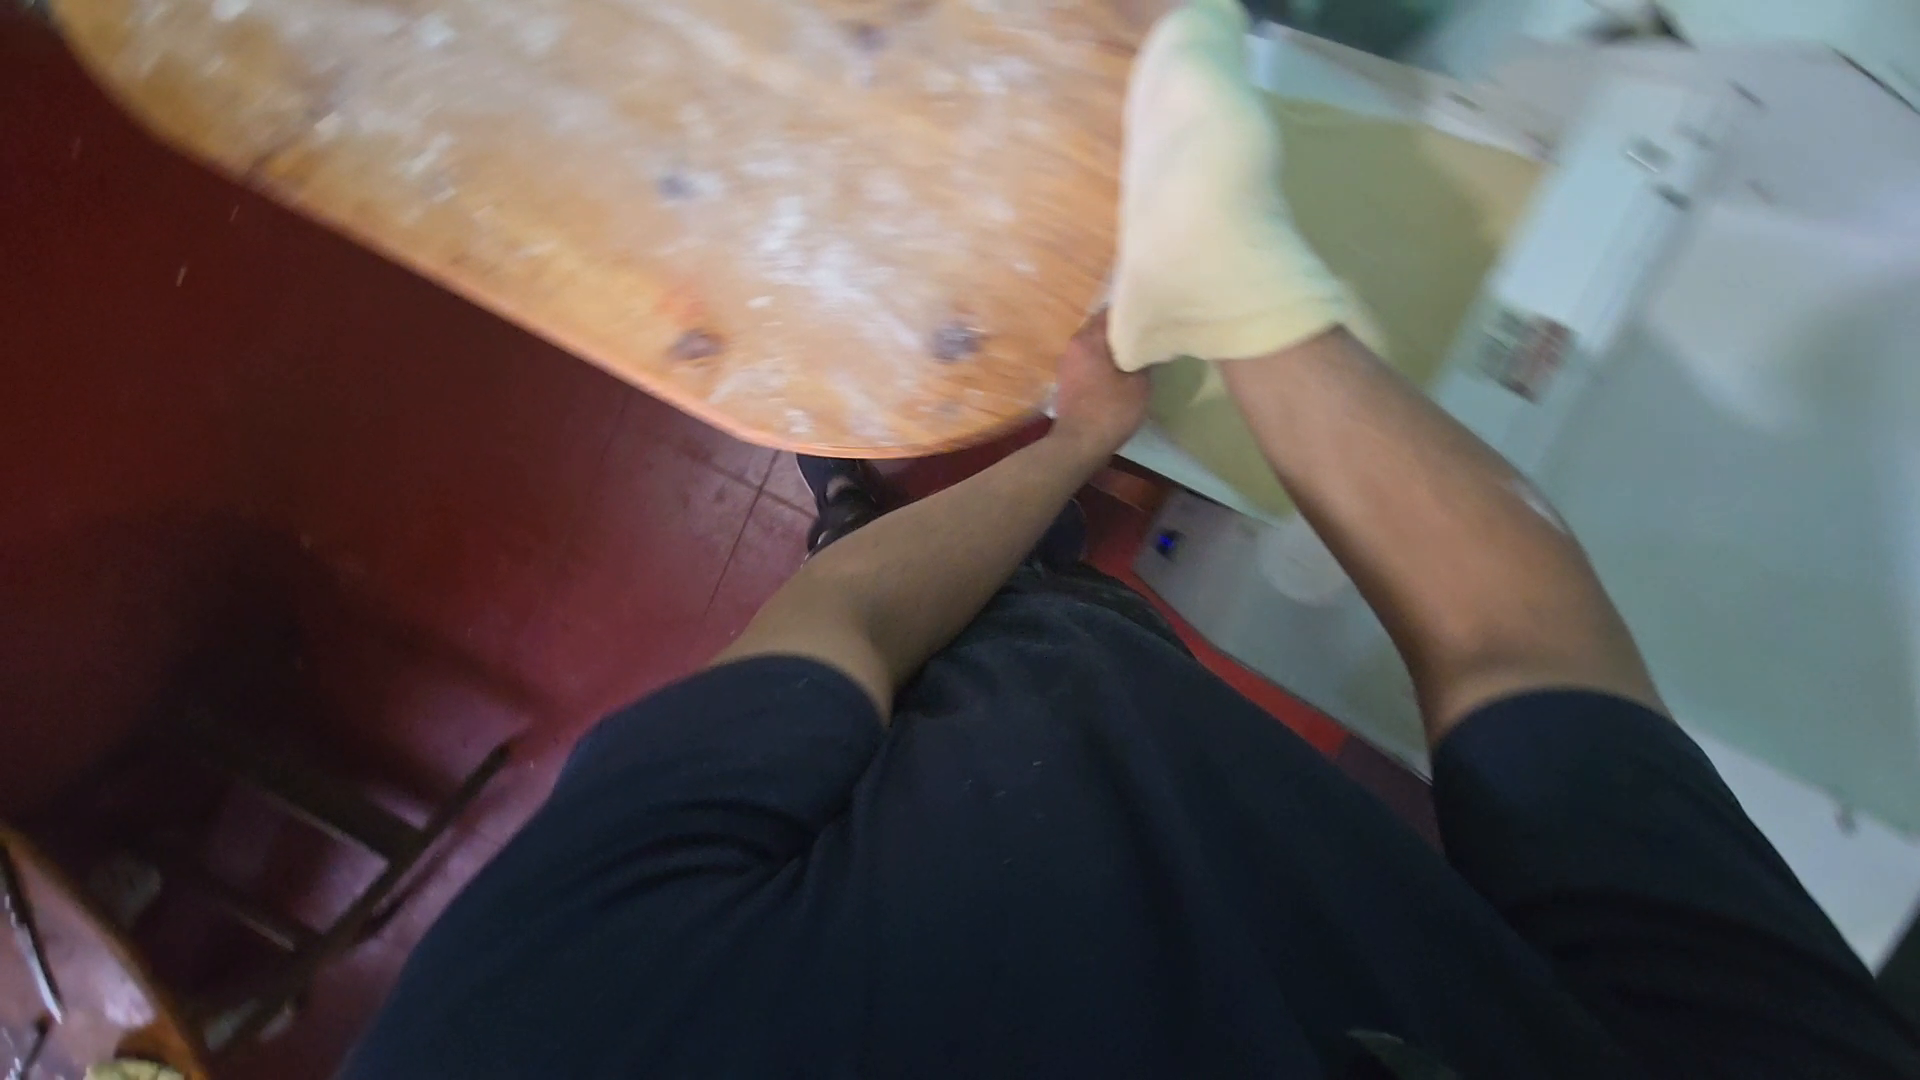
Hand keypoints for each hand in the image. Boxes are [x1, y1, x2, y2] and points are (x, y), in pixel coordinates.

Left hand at [1050, 309, 1149, 459]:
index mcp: (1088, 338)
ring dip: (1114, 348)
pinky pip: (1089, 362)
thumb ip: (1145, 357)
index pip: (1112, 311)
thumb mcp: (1139, 383)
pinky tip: (1122, 369)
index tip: (1152, 314)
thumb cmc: (1111, 410)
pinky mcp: (1067, 381)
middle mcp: (1073, 346)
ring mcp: (1067, 364)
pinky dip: (1104, 362)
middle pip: (1102, 327)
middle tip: (1149, 332)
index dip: (1134, 311)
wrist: (1079, 445)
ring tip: (1138, 351)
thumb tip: (1149, 345)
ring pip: (1095, 345)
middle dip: (1124, 330)